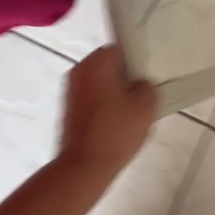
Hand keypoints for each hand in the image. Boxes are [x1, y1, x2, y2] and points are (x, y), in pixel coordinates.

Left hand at [57, 46, 158, 174]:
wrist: (84, 165)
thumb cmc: (116, 131)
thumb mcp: (146, 106)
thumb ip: (147, 87)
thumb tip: (140, 85)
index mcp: (96, 62)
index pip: (119, 49)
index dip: (135, 61)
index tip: (146, 77)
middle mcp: (78, 70)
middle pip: (106, 66)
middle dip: (124, 79)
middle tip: (141, 97)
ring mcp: (69, 91)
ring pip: (98, 84)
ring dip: (113, 94)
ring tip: (130, 115)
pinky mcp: (67, 110)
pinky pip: (90, 100)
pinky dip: (102, 107)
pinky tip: (115, 126)